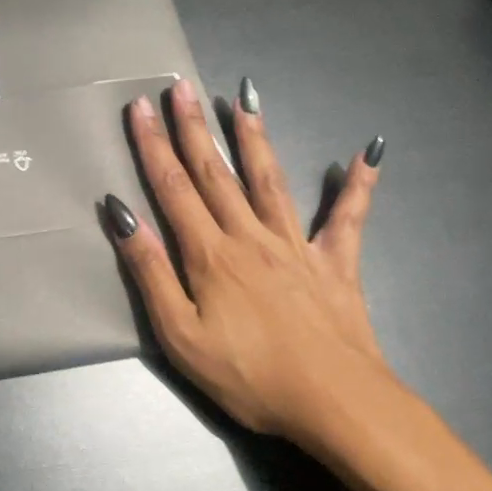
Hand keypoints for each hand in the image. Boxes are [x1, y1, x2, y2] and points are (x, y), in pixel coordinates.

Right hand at [107, 76, 386, 441]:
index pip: (172, 187)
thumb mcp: (180, 335)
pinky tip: (369, 153)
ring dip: (254, 137)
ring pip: (269, 180)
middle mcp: (250, 236)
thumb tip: (122, 212)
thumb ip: (150, 271)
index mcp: (210, 253)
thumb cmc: (250, 376)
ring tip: (244, 97)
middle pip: (214, 172)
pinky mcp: (336, 264)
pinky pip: (347, 218)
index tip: (138, 106)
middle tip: (178, 84)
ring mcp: (296, 246)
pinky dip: (358, 186)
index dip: (151, 144)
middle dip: (192, 126)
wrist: (339, 405)